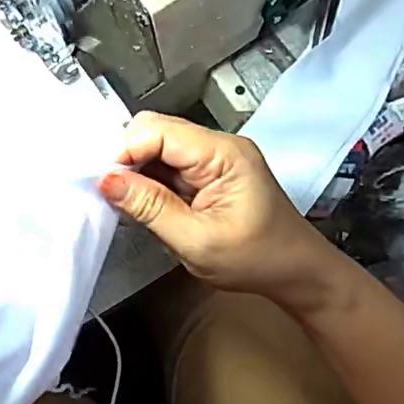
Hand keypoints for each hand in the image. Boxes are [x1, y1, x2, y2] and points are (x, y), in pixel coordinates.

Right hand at [98, 112, 346, 305]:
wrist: (295, 272)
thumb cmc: (259, 259)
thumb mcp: (197, 241)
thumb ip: (150, 208)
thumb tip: (108, 181)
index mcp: (224, 154)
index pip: (158, 131)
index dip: (126, 153)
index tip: (107, 184)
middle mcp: (219, 146)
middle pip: (155, 132)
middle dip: (129, 161)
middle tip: (118, 197)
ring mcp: (214, 158)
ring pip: (158, 149)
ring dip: (140, 175)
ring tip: (137, 208)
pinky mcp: (209, 173)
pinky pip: (168, 166)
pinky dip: (152, 185)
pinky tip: (152, 208)